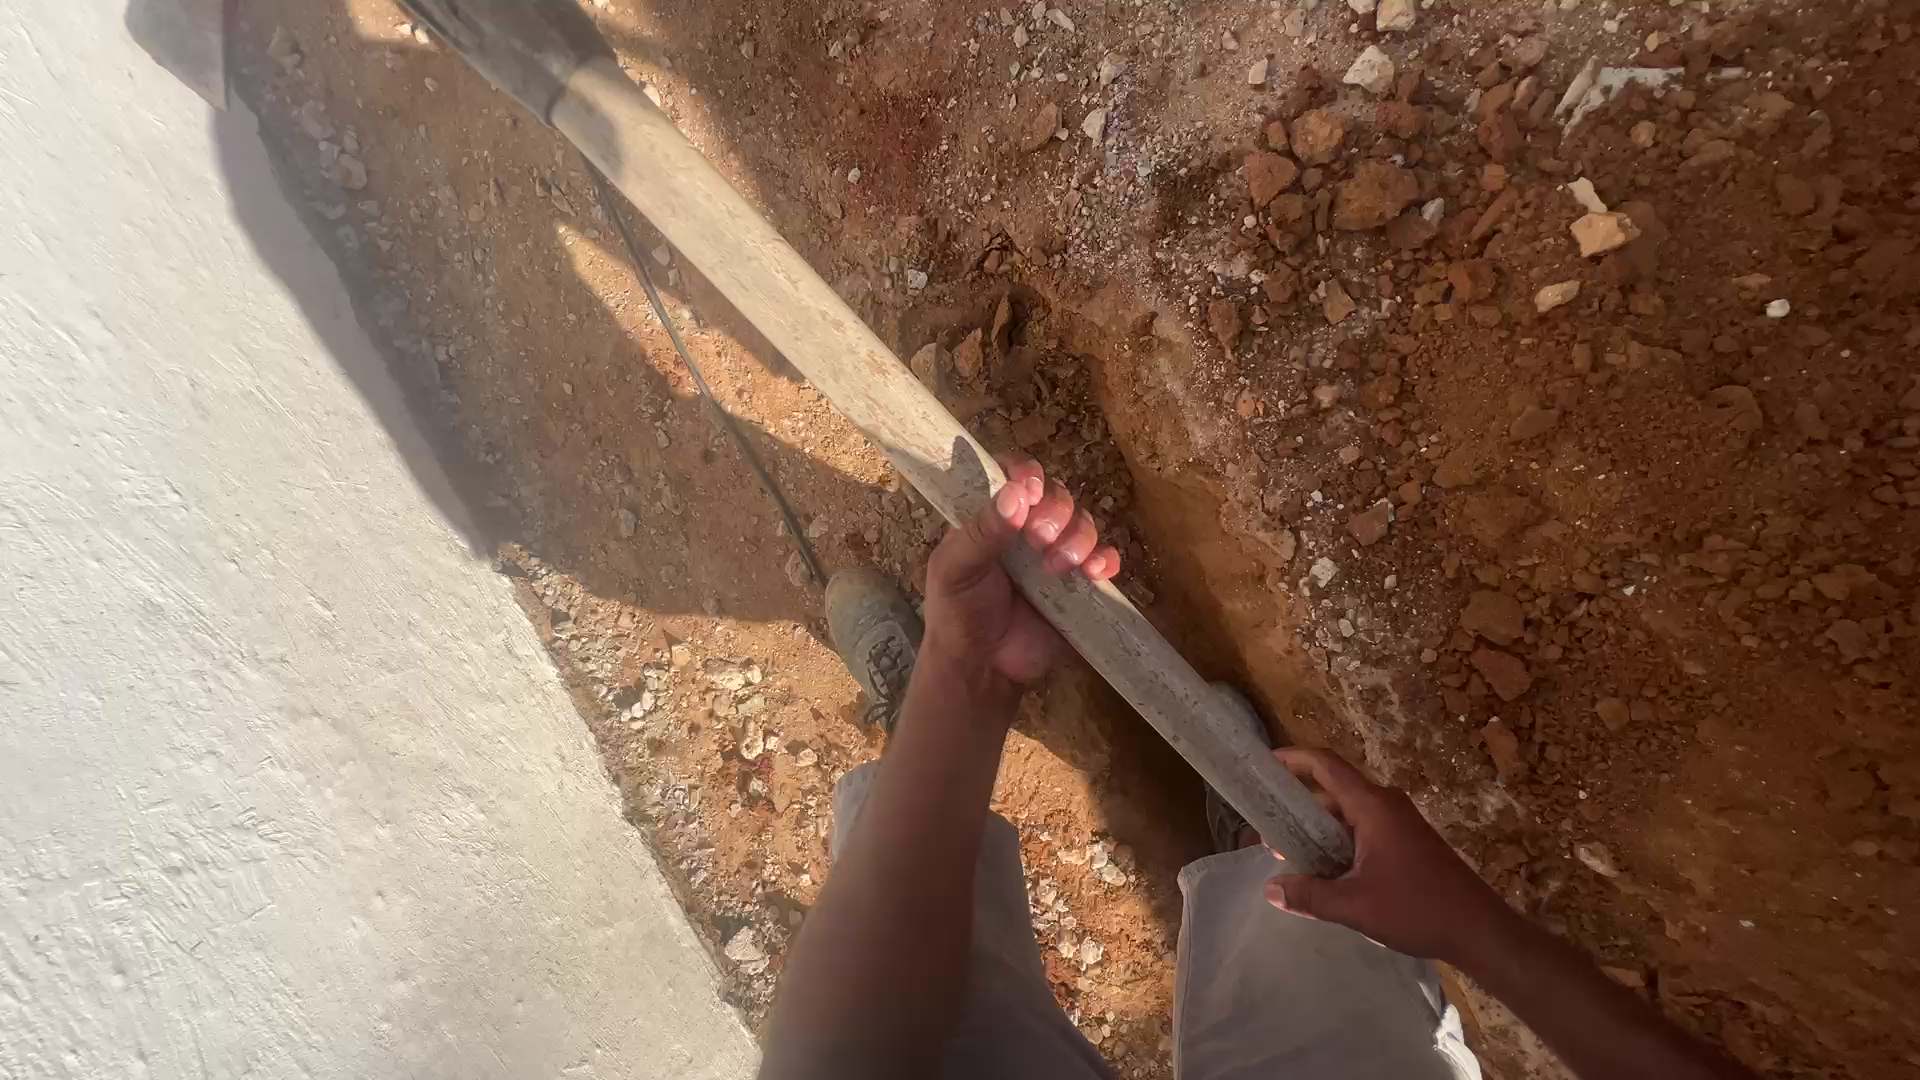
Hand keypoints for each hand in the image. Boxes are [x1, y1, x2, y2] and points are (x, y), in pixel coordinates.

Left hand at [920, 456, 1119, 689]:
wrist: (982, 668)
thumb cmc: (958, 613)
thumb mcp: (955, 569)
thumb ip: (981, 531)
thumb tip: (1015, 496)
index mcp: (990, 517)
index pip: (1013, 475)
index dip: (1026, 474)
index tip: (1030, 488)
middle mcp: (1024, 529)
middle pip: (1056, 495)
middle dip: (1055, 511)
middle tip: (1039, 539)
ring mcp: (1053, 555)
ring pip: (1082, 523)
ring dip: (1078, 536)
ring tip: (1058, 566)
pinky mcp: (1077, 584)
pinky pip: (1103, 559)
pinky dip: (1105, 559)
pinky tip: (1093, 573)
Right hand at [1264, 747, 1517, 963]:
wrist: (1485, 934)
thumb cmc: (1419, 910)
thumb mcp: (1356, 906)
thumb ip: (1310, 895)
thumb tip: (1270, 890)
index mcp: (1372, 806)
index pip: (1325, 764)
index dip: (1293, 757)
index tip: (1265, 761)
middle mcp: (1385, 804)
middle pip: (1331, 789)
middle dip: (1297, 804)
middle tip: (1268, 823)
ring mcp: (1399, 822)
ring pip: (1347, 811)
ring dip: (1318, 826)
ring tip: (1289, 851)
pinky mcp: (1407, 840)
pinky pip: (1362, 826)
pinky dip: (1338, 838)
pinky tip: (1325, 867)